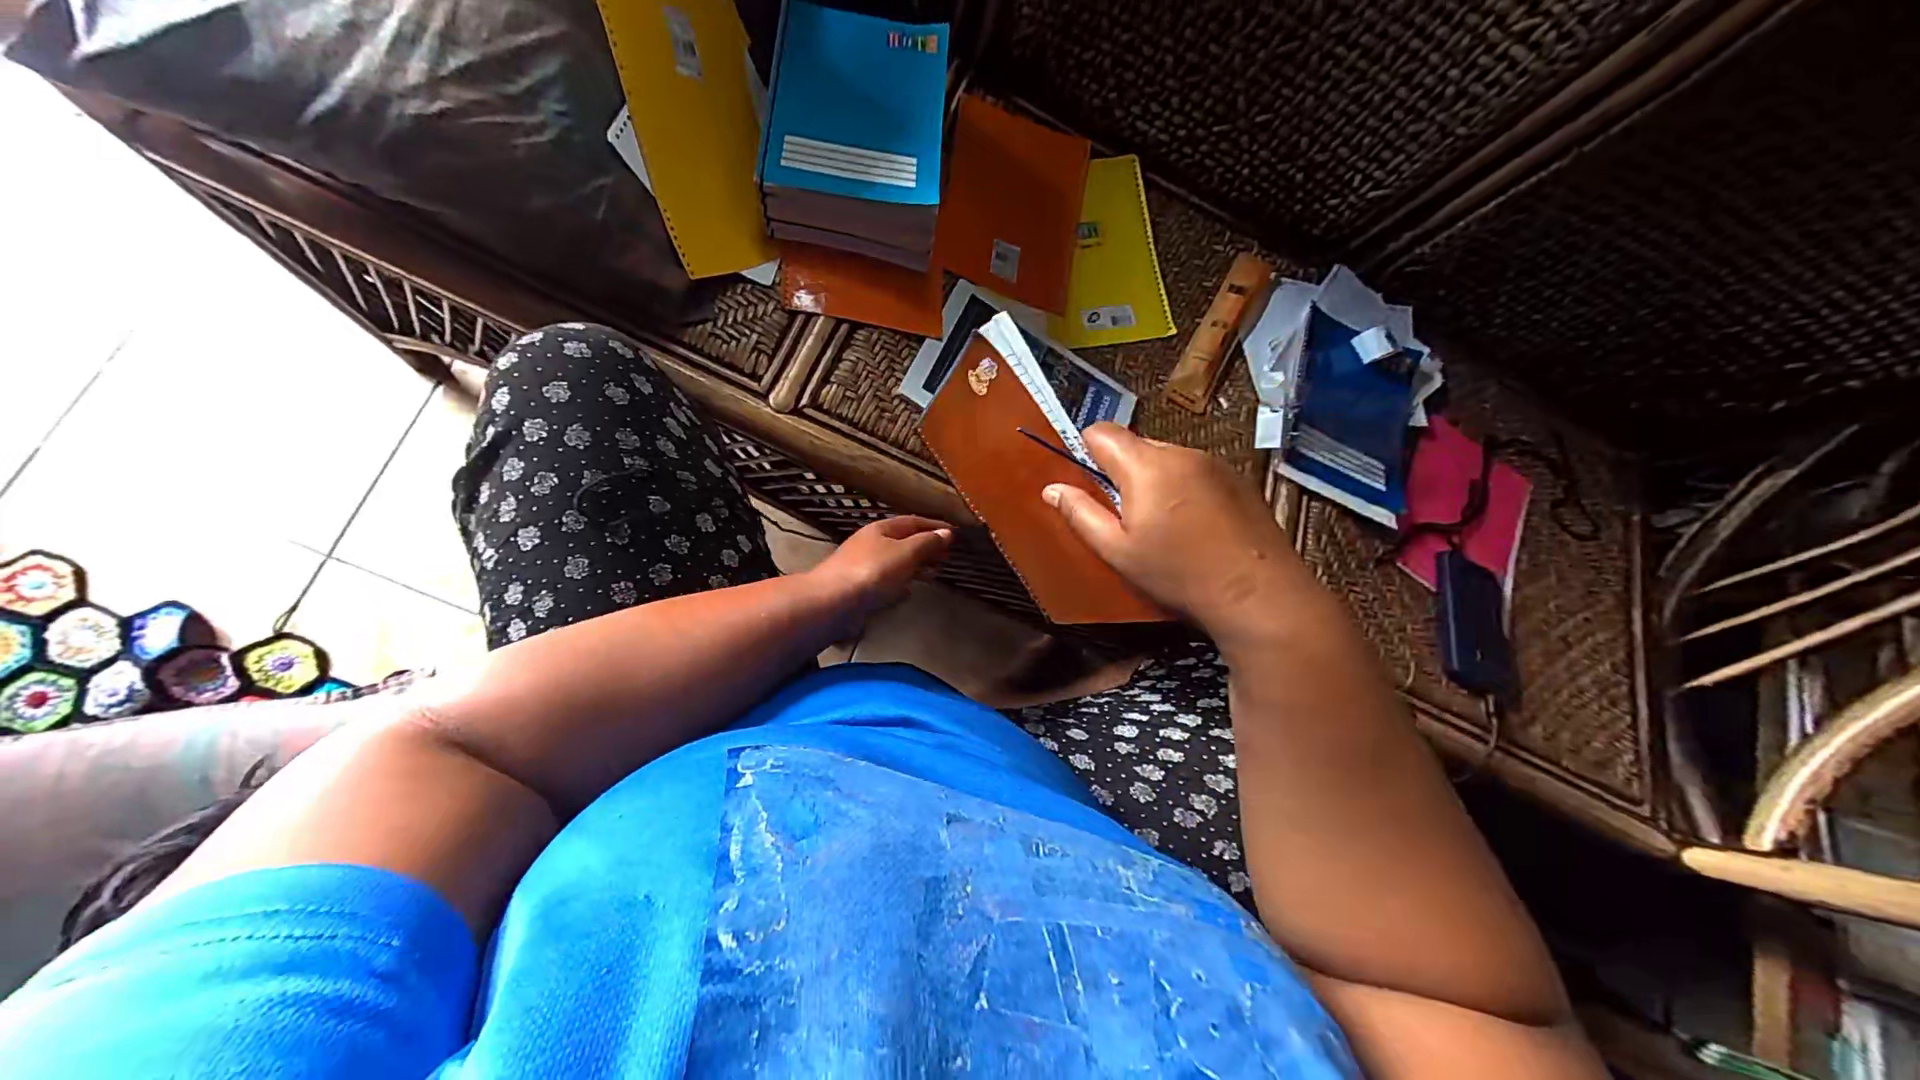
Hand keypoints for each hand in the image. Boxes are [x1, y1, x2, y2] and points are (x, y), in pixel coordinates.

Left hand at [808, 516, 953, 619]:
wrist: (833, 602)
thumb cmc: (872, 572)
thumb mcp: (905, 553)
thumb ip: (927, 543)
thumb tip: (946, 533)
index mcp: (881, 529)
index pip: (914, 521)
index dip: (934, 526)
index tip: (953, 533)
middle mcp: (871, 543)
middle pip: (904, 541)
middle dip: (926, 547)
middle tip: (946, 555)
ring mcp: (863, 566)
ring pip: (896, 562)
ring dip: (916, 565)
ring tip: (933, 573)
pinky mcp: (859, 588)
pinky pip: (886, 581)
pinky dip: (901, 582)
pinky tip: (908, 591)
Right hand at [1042, 424, 1312, 639]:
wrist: (1259, 594)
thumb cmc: (1179, 575)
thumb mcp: (1118, 552)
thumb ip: (1081, 514)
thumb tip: (1052, 489)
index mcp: (1146, 466)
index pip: (1101, 431)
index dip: (1086, 452)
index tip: (1088, 486)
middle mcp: (1181, 453)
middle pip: (1135, 445)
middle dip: (1121, 472)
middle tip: (1125, 517)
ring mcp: (1214, 463)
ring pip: (1166, 459)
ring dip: (1153, 481)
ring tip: (1163, 527)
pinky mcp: (1238, 479)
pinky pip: (1194, 471)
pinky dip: (1183, 489)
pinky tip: (1194, 527)